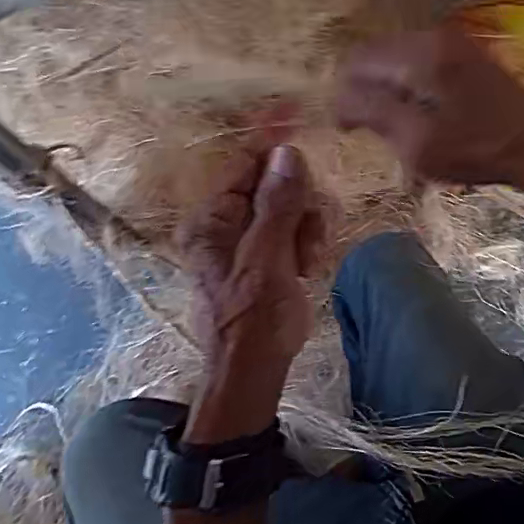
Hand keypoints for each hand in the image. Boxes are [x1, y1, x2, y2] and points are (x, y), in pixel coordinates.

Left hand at [175, 145, 325, 442]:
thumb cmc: (254, 318)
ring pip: (288, 208)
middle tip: (311, 237)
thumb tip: (287, 152)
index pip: (245, 167)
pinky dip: (305, 244)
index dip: (278, 158)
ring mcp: (246, 241)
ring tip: (309, 262)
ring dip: (307, 229)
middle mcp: (225, 224)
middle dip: (300, 206)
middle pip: (272, 186)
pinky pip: (292, 231)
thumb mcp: (267, 259)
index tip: (310, 151)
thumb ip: (277, 205)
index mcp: (212, 220)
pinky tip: (308, 269)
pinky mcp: (265, 257)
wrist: (254, 371)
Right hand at [336, 28, 523, 197]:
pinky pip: (418, 63)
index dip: (344, 94)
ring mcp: (454, 42)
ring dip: (386, 90)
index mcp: (422, 53)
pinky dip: (408, 87)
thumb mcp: (419, 143)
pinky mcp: (466, 54)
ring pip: (396, 59)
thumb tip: (338, 99)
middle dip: (364, 91)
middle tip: (367, 130)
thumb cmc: (479, 151)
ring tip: (393, 127)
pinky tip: (419, 116)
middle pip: (377, 55)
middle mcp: (435, 35)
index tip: (346, 129)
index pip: (359, 61)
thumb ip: (374, 114)